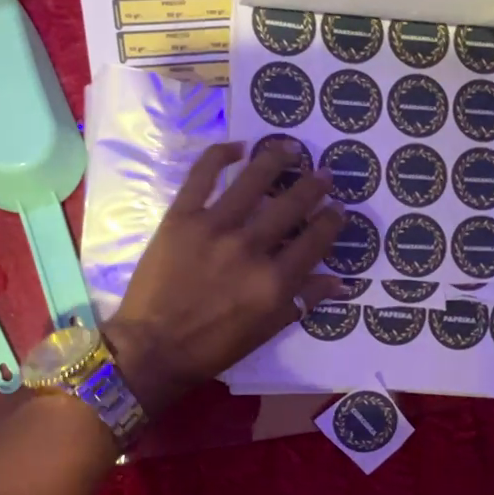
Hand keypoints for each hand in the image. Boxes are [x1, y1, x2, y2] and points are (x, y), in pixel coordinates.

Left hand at [104, 143, 345, 413]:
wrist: (153, 348)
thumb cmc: (212, 347)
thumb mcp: (266, 331)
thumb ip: (303, 301)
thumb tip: (340, 282)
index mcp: (274, 281)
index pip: (314, 241)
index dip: (331, 221)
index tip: (338, 208)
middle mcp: (250, 248)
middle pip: (291, 206)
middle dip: (313, 186)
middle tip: (324, 174)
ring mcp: (215, 228)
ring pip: (253, 181)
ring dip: (276, 160)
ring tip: (290, 148)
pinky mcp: (181, 217)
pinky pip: (203, 176)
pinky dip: (221, 156)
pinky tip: (238, 147)